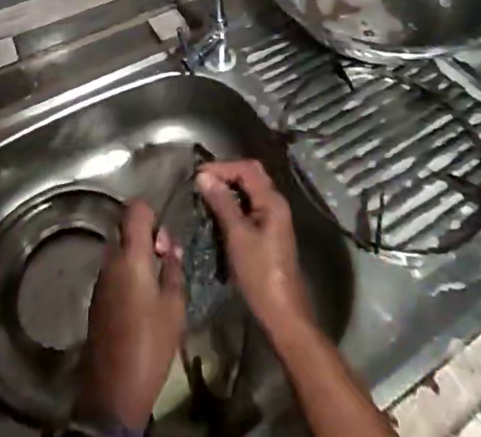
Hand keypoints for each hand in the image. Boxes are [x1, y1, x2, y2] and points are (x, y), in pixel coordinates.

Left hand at [75, 199, 185, 428]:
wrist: (114, 387)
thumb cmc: (150, 343)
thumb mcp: (174, 307)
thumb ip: (174, 270)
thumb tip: (170, 249)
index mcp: (131, 255)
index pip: (135, 210)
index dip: (151, 212)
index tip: (165, 232)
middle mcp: (110, 259)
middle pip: (126, 229)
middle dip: (147, 236)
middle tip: (167, 259)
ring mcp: (100, 278)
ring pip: (119, 250)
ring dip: (137, 255)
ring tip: (159, 281)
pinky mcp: (97, 297)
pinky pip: (114, 270)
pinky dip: (128, 272)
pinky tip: (143, 297)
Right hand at [197, 159, 313, 335]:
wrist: (282, 312)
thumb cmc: (259, 273)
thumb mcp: (237, 235)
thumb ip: (222, 203)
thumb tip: (204, 176)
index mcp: (272, 201)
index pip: (247, 169)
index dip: (222, 167)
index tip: (198, 174)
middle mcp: (276, 204)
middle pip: (250, 176)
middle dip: (225, 174)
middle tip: (201, 181)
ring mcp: (273, 219)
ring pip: (249, 191)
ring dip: (228, 188)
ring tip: (204, 194)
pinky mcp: (268, 232)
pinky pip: (249, 207)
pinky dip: (233, 203)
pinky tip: (217, 212)